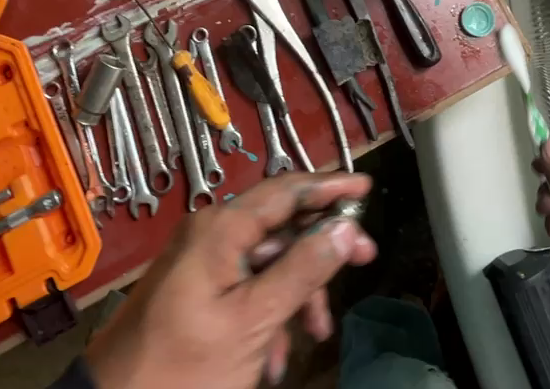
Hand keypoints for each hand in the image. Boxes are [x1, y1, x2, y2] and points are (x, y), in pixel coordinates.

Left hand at [84, 172, 377, 388]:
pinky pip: (246, 284)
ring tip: (318, 330)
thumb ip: (301, 271)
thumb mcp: (252, 320)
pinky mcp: (197, 288)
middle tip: (364, 259)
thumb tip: (342, 229)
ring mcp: (202, 260)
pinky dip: (270, 310)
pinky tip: (278, 352)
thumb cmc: (185, 363)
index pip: (286, 189)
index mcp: (221, 227)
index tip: (364, 188)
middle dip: (322, 246)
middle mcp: (212, 232)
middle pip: (281, 223)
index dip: (329, 186)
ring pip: (268, 259)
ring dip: (298, 291)